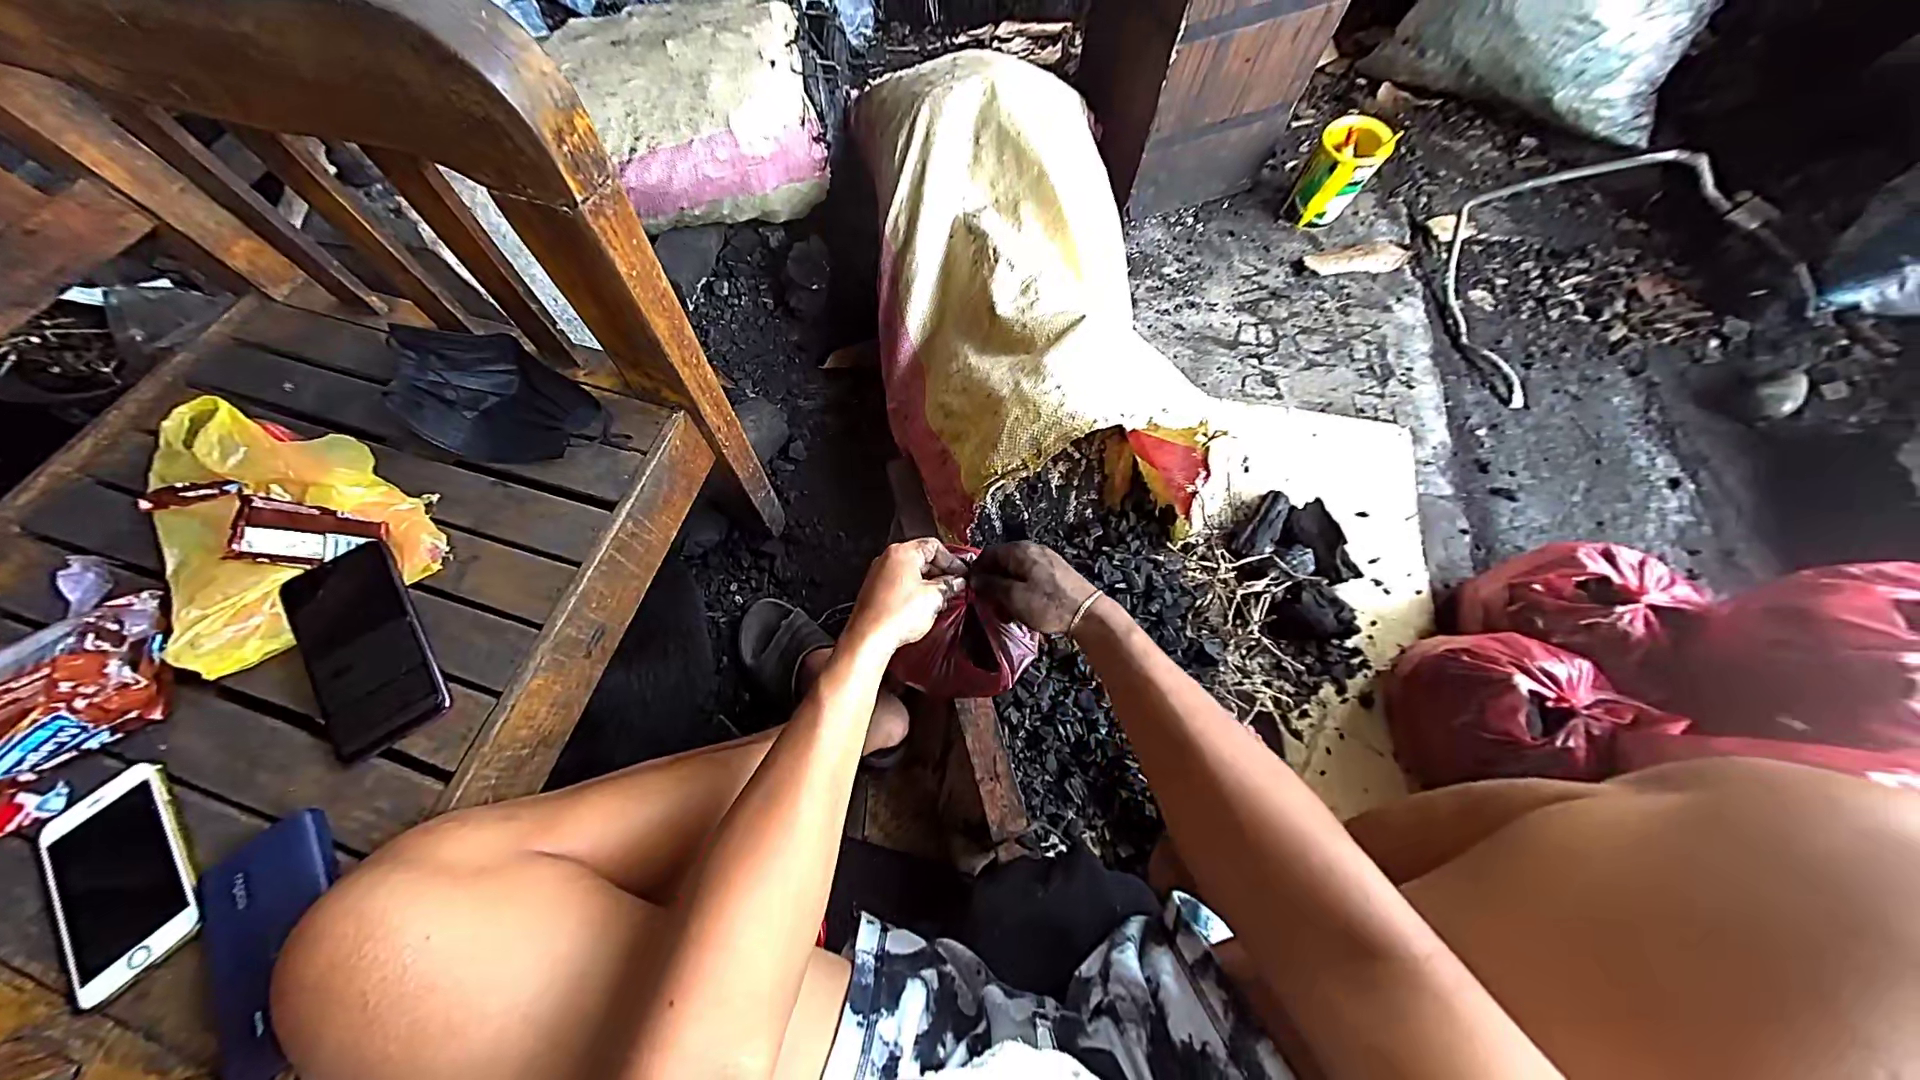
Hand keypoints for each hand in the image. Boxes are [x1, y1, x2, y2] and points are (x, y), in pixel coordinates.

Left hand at [844, 539, 969, 652]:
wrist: (869, 638)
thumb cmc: (894, 615)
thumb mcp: (934, 597)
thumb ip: (950, 585)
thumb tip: (956, 582)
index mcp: (902, 553)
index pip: (934, 546)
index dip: (953, 560)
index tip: (962, 573)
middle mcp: (887, 560)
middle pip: (922, 557)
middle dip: (941, 572)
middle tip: (955, 586)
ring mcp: (879, 575)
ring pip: (911, 572)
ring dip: (928, 583)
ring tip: (940, 599)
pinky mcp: (875, 591)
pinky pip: (900, 584)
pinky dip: (914, 591)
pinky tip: (922, 606)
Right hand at [971, 542, 1099, 634]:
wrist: (1088, 614)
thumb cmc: (1048, 605)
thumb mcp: (1013, 597)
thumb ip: (991, 585)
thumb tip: (975, 578)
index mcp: (1020, 550)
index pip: (987, 553)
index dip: (977, 572)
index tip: (973, 591)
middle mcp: (1032, 549)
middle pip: (1002, 563)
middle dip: (994, 584)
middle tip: (992, 606)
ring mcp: (1046, 559)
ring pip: (1016, 572)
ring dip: (1008, 591)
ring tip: (1009, 613)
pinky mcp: (1055, 572)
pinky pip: (1030, 578)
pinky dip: (1022, 592)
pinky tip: (1025, 609)